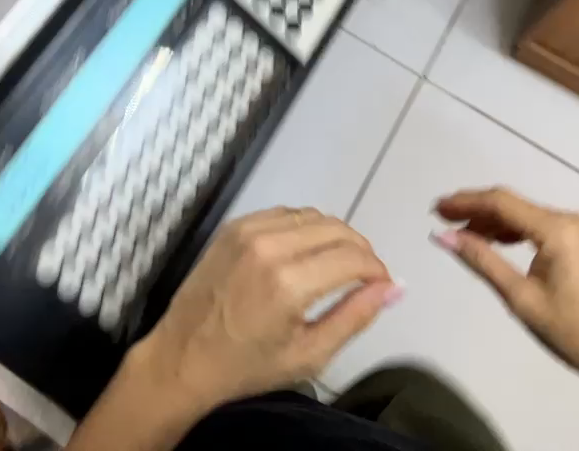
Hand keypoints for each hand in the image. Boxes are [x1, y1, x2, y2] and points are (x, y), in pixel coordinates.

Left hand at [133, 207, 400, 415]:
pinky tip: (306, 252)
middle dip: (360, 249)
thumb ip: (356, 317)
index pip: (352, 257)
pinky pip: (284, 213)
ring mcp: (249, 230)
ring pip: (312, 215)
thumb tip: (395, 288)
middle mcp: (270, 245)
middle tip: (367, 275)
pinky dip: (304, 226)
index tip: (384, 284)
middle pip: (336, 229)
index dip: (377, 268)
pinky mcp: (235, 224)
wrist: (183, 356)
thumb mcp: (309, 354)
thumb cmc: (247, 366)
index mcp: (289, 283)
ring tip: (339, 264)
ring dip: (334, 235)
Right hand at [432, 187, 578, 388]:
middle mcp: (570, 220)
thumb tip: (443, 237)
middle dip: (476, 210)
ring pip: (526, 216)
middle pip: (513, 205)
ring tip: (463, 233)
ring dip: (493, 222)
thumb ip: (481, 260)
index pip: (501, 202)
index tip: (435, 209)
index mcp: (557, 228)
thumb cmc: (572, 331)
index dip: (465, 202)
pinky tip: (496, 243)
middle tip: (443, 220)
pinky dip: (514, 232)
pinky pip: (540, 228)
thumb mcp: (521, 298)